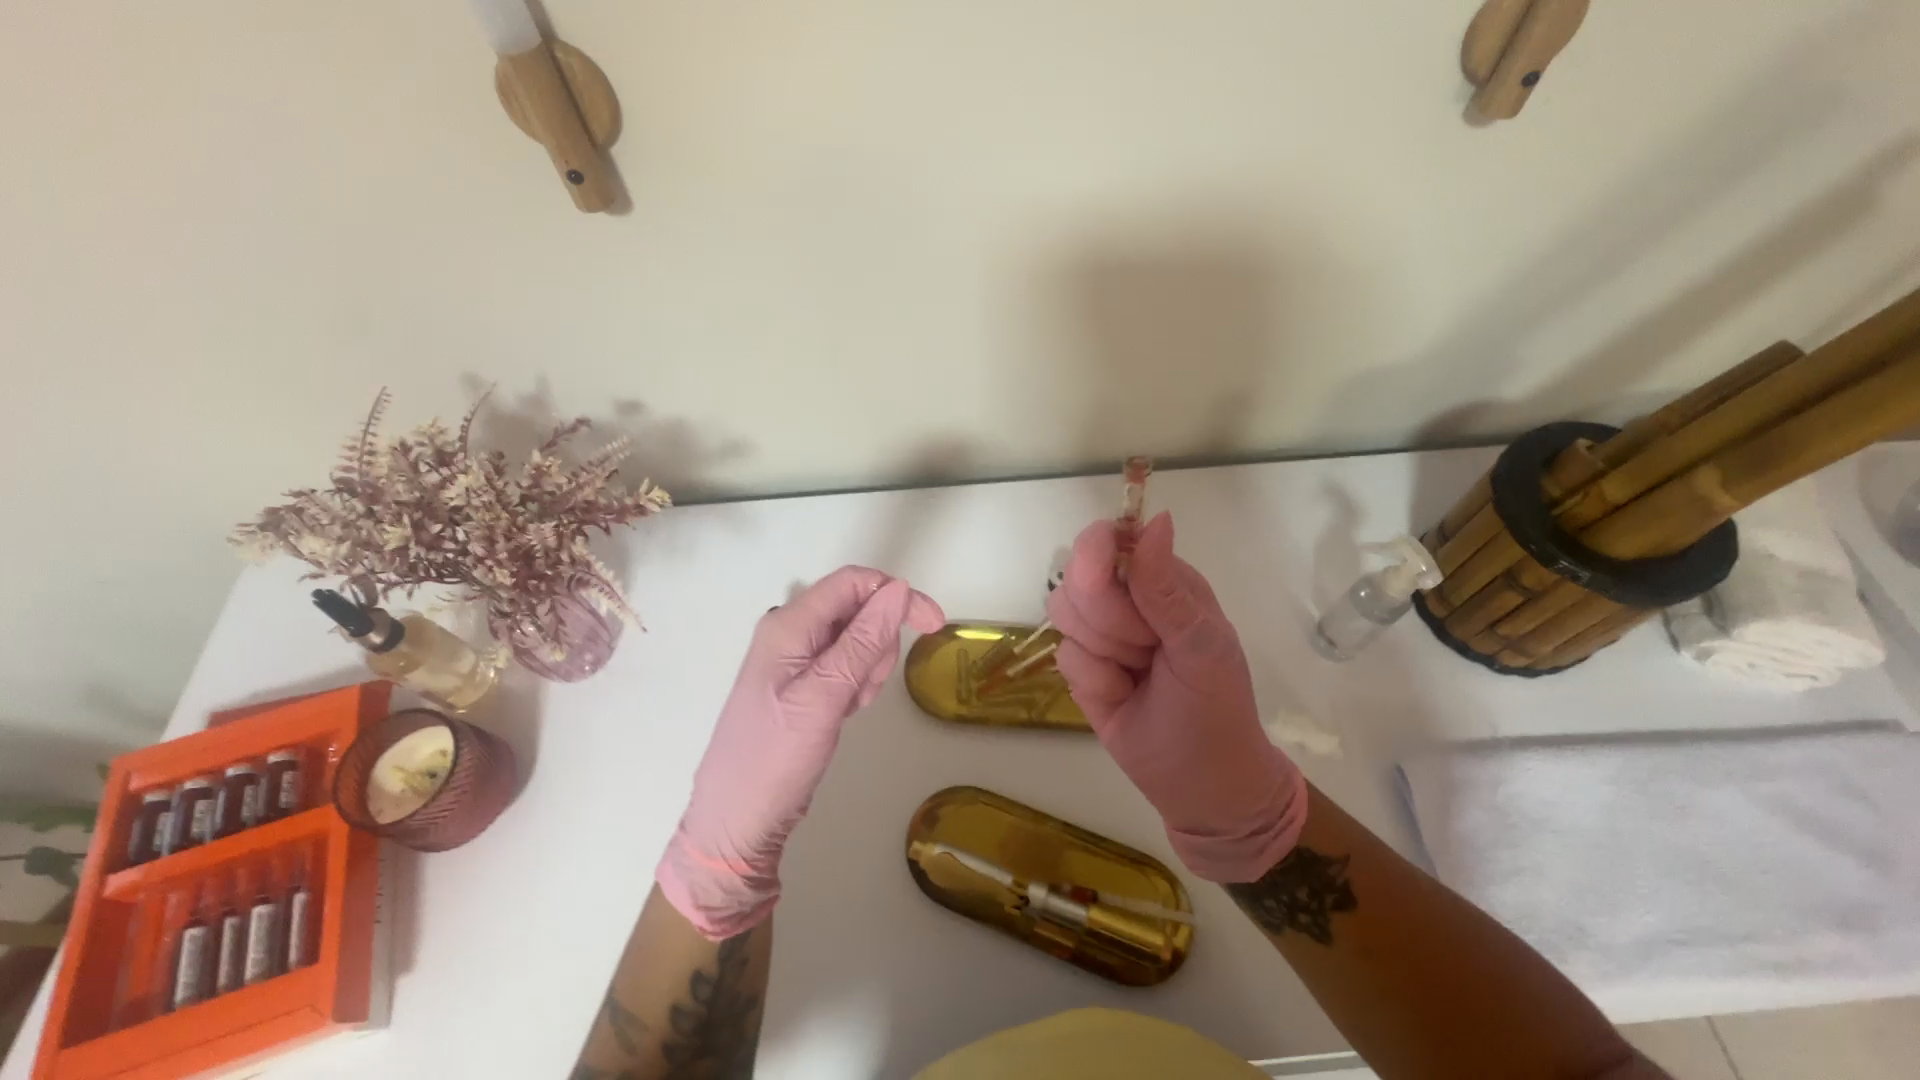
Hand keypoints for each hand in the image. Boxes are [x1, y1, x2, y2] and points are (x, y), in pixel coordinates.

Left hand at [657, 566, 945, 939]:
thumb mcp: (824, 697)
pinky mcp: (803, 684)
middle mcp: (789, 632)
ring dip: (868, 667)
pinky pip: (845, 665)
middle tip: (865, 690)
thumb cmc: (774, 758)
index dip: (897, 594)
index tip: (933, 625)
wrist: (738, 820)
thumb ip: (862, 641)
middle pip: (856, 607)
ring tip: (849, 707)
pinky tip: (844, 713)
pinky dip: (856, 684)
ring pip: (856, 638)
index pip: (852, 582)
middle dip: (879, 642)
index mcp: (788, 625)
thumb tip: (899, 590)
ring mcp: (795, 660)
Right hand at [1046, 512, 1306, 882]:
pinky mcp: (1082, 668)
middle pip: (1076, 579)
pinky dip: (1092, 681)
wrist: (1200, 785)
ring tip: (1138, 674)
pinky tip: (1121, 696)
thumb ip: (1167, 589)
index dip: (1099, 562)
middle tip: (1149, 652)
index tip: (1108, 588)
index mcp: (1164, 580)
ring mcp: (1101, 633)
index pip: (1109, 541)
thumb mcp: (1201, 649)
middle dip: (1109, 623)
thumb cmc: (1215, 711)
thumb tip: (1156, 520)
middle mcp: (1128, 598)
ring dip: (1101, 653)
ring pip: (1062, 614)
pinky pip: (1062, 656)